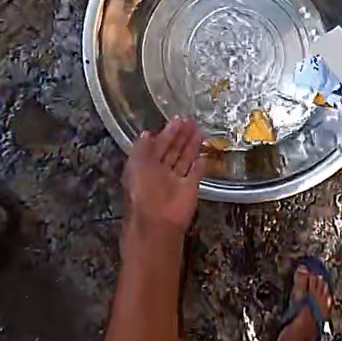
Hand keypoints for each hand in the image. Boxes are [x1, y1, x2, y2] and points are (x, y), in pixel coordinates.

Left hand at [122, 119, 201, 263]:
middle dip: (181, 136)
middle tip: (191, 121)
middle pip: (173, 150)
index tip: (177, 120)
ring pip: (185, 159)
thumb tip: (147, 133)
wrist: (157, 220)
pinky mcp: (191, 189)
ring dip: (191, 145)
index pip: (158, 145)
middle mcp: (161, 172)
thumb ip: (142, 148)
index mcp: (146, 165)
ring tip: (200, 130)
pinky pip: (196, 173)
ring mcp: (176, 181)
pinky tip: (205, 153)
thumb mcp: (136, 164)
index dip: (167, 133)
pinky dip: (201, 164)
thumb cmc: (143, 190)